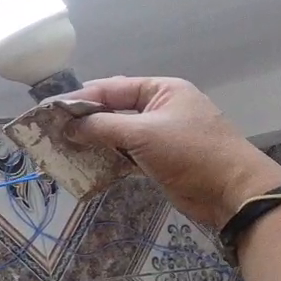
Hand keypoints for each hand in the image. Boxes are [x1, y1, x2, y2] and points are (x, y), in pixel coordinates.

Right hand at [61, 76, 280, 228]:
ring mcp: (158, 134)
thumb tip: (66, 126)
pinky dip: (103, 156)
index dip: (78, 98)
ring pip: (114, 132)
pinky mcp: (156, 158)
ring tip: (59, 147)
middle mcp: (159, 108)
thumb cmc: (191, 153)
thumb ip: (100, 126)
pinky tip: (82, 162)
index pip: (110, 88)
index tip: (47, 110)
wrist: (232, 192)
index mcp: (161, 91)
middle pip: (111, 109)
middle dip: (81, 120)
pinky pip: (122, 152)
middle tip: (48, 129)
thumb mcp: (142, 133)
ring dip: (90, 140)